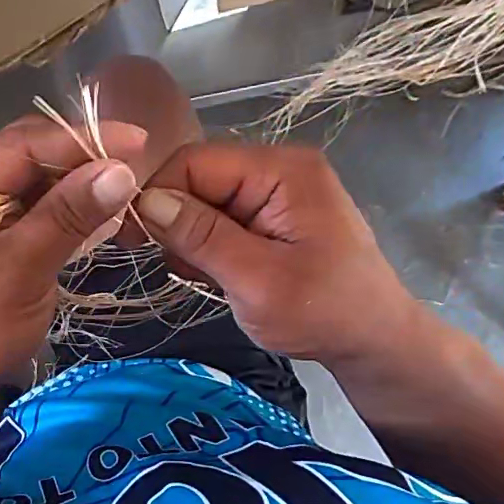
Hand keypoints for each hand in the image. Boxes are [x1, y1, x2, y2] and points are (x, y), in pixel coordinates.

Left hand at [0, 116, 146, 432]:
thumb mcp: (22, 272)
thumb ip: (67, 217)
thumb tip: (121, 170)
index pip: (21, 144)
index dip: (80, 139)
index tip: (136, 140)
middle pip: (29, 157)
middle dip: (82, 160)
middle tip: (134, 166)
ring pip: (37, 182)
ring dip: (79, 186)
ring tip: (124, 189)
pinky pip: (36, 211)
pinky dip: (68, 212)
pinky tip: (99, 215)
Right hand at [138, 142, 420, 365]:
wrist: (372, 341)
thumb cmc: (322, 312)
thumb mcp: (256, 280)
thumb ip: (202, 237)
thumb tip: (146, 202)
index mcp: (281, 172)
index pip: (195, 161)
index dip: (157, 195)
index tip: (131, 240)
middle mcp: (276, 171)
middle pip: (198, 179)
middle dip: (174, 221)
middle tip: (172, 268)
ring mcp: (275, 196)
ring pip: (204, 203)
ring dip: (189, 240)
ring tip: (200, 277)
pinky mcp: (270, 221)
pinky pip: (220, 223)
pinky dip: (205, 249)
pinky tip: (212, 275)